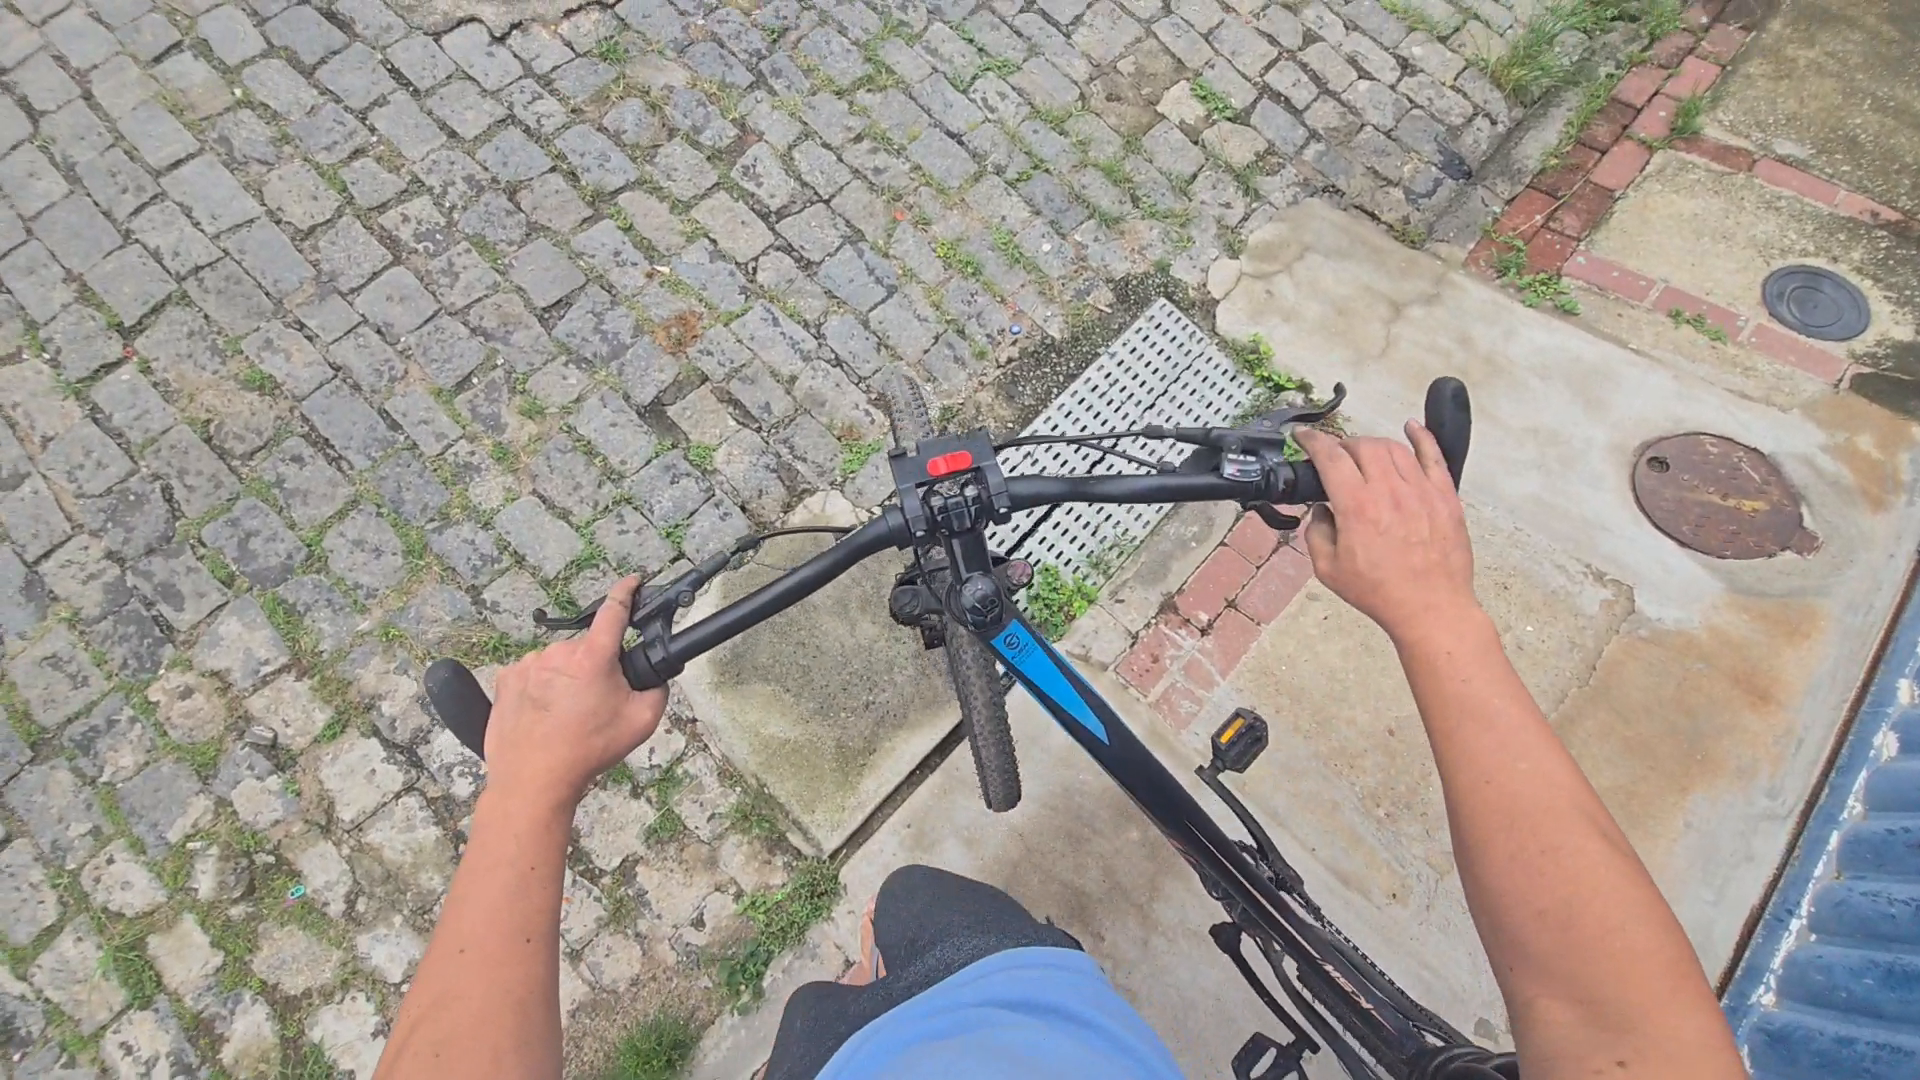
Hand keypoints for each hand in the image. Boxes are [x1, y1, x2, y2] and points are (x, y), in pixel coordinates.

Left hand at [482, 576, 665, 811]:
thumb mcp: (643, 720)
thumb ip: (657, 688)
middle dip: (597, 665)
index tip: (634, 580)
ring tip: (568, 712)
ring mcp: (528, 664)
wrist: (534, 779)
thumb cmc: (589, 749)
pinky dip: (542, 685)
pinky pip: (533, 671)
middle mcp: (559, 654)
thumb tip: (653, 675)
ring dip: (568, 676)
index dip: (626, 591)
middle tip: (599, 699)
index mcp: (594, 658)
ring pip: (559, 660)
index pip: (614, 611)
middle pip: (588, 647)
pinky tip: (545, 711)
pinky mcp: (505, 679)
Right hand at [1295, 422, 1478, 645]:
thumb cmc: (1377, 591)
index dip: (1313, 441)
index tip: (1303, 436)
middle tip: (1334, 456)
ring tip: (1363, 454)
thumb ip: (1317, 533)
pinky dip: (1422, 437)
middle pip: (1363, 446)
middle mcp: (1389, 491)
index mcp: (1357, 507)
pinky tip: (1411, 427)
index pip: (1331, 457)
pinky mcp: (1445, 497)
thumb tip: (1323, 511)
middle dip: (1343, 444)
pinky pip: (1435, 456)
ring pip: (1395, 448)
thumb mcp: (1327, 568)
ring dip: (1372, 444)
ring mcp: (1421, 491)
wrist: (1430, 607)